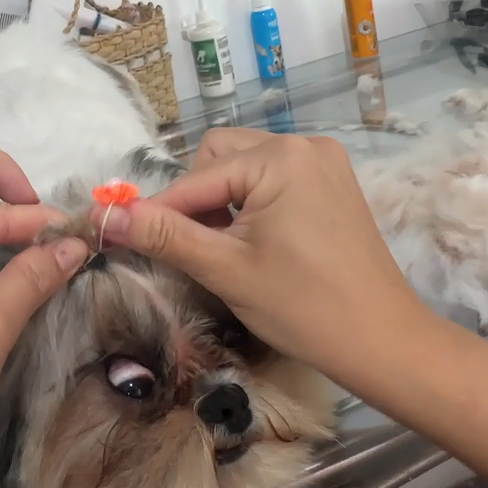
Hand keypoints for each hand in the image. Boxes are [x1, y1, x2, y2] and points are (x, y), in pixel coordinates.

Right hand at [102, 128, 430, 378]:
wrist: (383, 342)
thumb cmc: (303, 307)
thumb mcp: (225, 269)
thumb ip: (163, 235)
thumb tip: (103, 215)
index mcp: (280, 158)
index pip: (197, 178)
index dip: (158, 210)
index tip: (124, 237)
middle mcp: (304, 145)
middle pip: (221, 156)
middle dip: (196, 198)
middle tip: (195, 247)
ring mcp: (324, 162)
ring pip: (246, 166)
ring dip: (222, 199)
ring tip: (224, 247)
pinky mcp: (334, 183)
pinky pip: (274, 177)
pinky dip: (252, 201)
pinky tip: (254, 240)